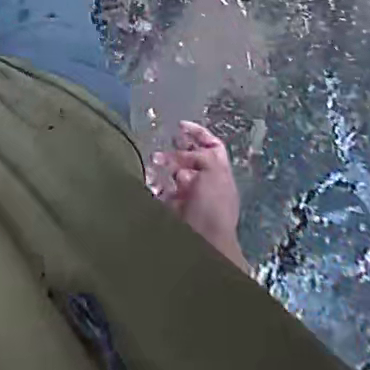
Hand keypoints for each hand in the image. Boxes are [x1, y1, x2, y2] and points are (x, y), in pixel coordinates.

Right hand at [151, 121, 247, 272]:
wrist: (202, 243)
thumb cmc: (212, 206)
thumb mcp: (214, 173)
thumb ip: (203, 156)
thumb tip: (184, 154)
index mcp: (219, 173)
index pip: (211, 146)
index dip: (197, 133)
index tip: (180, 125)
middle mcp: (205, 181)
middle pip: (189, 156)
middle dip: (174, 150)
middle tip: (162, 148)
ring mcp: (188, 194)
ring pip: (171, 170)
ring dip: (161, 164)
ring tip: (153, 164)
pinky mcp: (171, 206)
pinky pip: (159, 186)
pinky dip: (153, 181)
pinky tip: (150, 181)